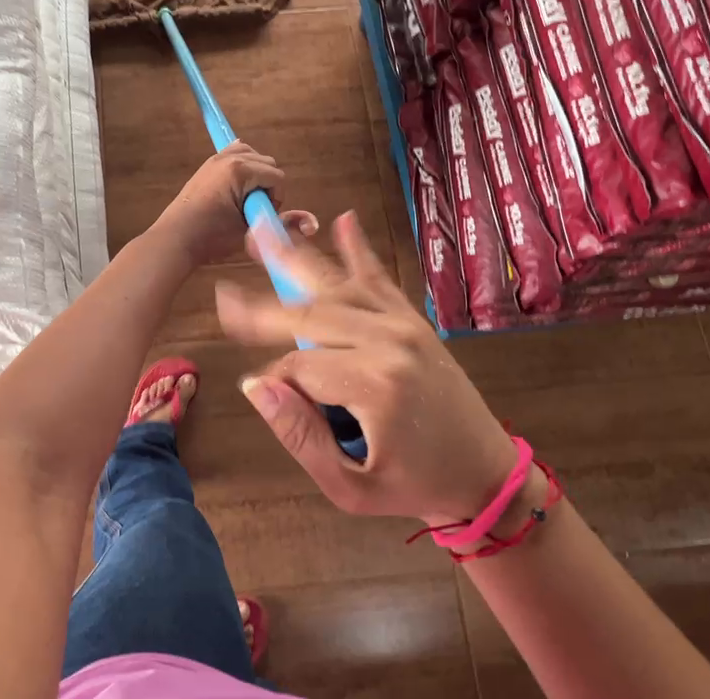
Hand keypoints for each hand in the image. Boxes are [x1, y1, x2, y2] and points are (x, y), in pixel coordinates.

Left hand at [153, 141, 317, 268]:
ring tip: (246, 199)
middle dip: (268, 185)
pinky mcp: (208, 165)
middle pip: (268, 163)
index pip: (278, 177)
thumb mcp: (249, 230)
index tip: (261, 216)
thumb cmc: (212, 237)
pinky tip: (239, 184)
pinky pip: (235, 154)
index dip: (276, 198)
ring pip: (253, 156)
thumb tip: (311, 224)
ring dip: (256, 175)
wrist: (176, 238)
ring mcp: (216, 159)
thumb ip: (279, 221)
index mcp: (241, 170)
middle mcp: (230, 158)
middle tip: (254, 209)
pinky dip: (243, 166)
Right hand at [219, 212, 517, 526]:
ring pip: (338, 287)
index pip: (298, 364)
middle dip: (263, 306)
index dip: (275, 378)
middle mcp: (388, 343)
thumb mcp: (349, 486)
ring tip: (263, 231)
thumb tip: (255, 385)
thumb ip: (300, 435)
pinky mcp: (415, 321)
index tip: (265, 393)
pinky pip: (380, 280)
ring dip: (298, 259)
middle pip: (310, 313)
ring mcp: (405, 326)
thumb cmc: (414, 487)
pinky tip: (344, 222)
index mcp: (373, 384)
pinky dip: (359, 251)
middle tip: (224, 296)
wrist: (485, 474)